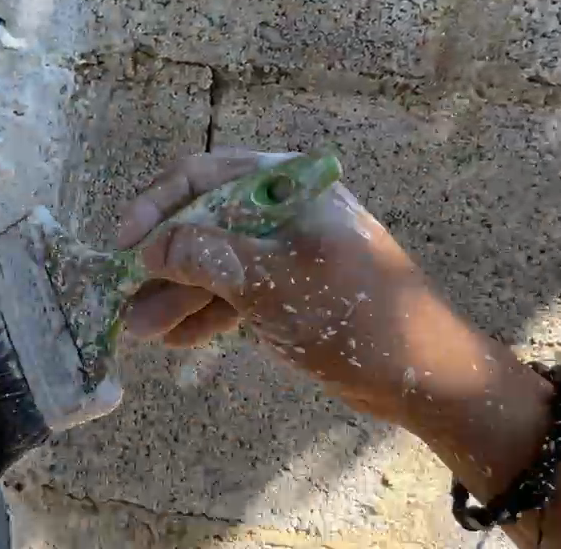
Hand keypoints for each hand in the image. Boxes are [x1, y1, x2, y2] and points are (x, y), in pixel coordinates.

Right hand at [116, 147, 473, 422]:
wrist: (435, 383)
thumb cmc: (361, 318)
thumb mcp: (274, 283)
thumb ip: (205, 256)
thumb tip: (146, 247)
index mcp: (282, 185)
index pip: (200, 176)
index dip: (155, 205)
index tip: (125, 241)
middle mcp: (275, 207)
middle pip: (199, 221)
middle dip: (162, 262)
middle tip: (126, 294)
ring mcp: (278, 248)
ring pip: (211, 260)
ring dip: (176, 293)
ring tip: (141, 329)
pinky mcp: (283, 286)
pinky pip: (231, 289)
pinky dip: (204, 311)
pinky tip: (174, 337)